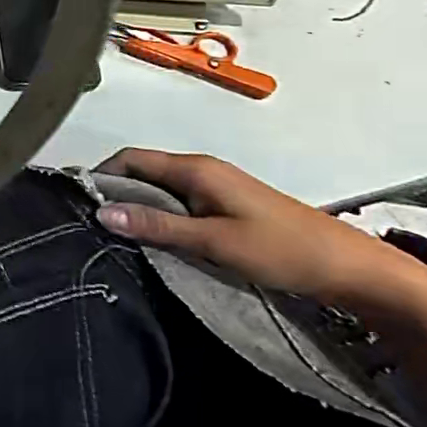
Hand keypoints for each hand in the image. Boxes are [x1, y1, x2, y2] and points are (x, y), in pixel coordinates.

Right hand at [94, 148, 426, 310]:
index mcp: (195, 168)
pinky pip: (178, 204)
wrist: (348, 267)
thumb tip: (103, 211)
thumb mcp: (214, 241)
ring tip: (116, 237)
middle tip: (91, 227)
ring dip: (137, 207)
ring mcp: (214, 188)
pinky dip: (159, 218)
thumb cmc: (281, 249)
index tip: (77, 202)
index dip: (102, 174)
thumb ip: (158, 226)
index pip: (132, 159)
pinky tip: (153, 242)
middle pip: (143, 172)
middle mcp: (201, 170)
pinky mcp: (224, 206)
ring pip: (160, 190)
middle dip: (115, 193)